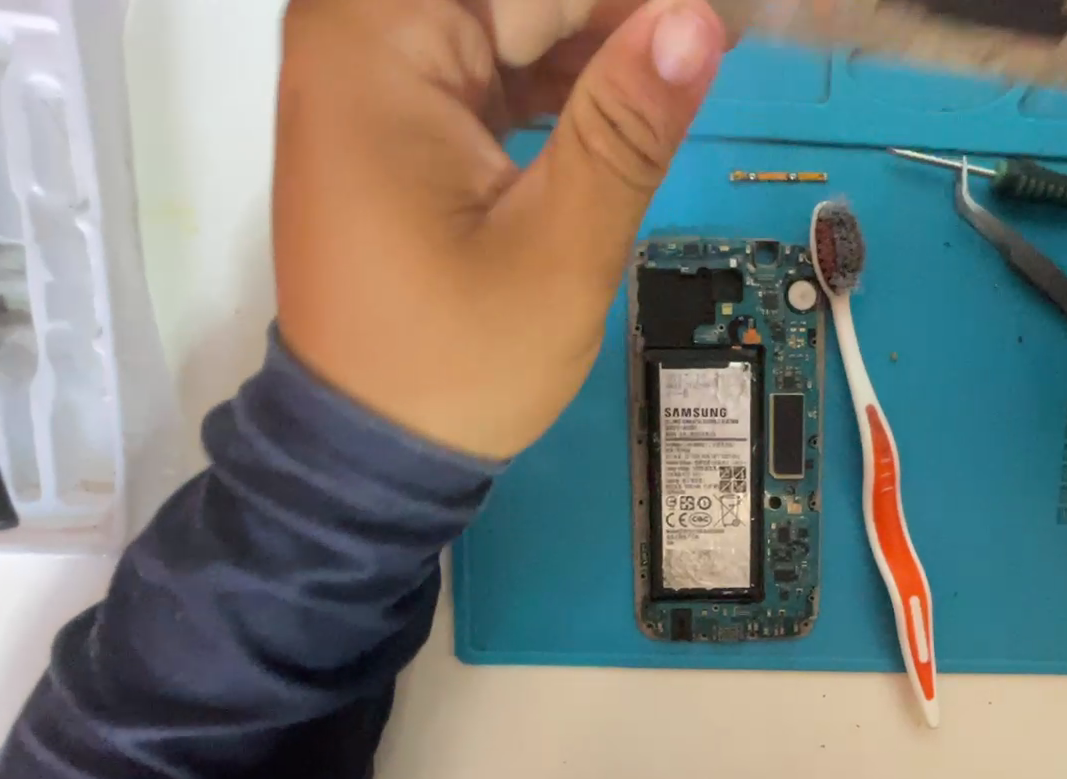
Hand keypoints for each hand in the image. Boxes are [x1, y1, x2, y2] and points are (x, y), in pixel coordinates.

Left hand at [273, 0, 725, 459]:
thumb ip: (627, 131)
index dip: (625, 1)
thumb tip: (695, 21)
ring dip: (594, 41)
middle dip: (611, 17)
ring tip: (678, 74)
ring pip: (507, 16)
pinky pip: (492, 64)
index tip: (706, 26)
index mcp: (378, 38)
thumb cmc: (462, 361)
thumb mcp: (560, 250)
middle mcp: (360, 30)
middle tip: (701, 47)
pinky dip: (560, 79)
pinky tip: (626, 101)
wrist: (381, 446)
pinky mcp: (402, 120)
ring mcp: (377, 76)